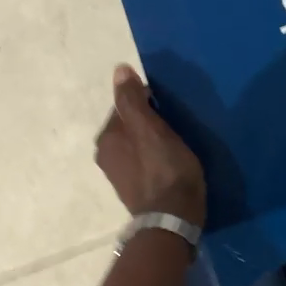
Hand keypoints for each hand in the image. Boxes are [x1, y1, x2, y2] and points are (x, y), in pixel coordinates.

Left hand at [95, 65, 206, 226]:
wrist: (173, 215)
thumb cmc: (164, 167)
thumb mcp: (150, 128)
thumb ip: (133, 100)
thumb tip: (119, 70)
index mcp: (107, 139)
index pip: (125, 105)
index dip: (148, 99)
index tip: (169, 103)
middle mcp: (107, 155)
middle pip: (131, 123)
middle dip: (150, 117)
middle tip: (176, 117)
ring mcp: (120, 173)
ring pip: (138, 140)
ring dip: (154, 134)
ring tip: (178, 134)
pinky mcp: (136, 186)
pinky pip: (145, 157)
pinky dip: (156, 151)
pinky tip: (173, 155)